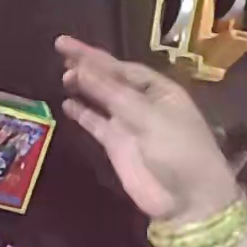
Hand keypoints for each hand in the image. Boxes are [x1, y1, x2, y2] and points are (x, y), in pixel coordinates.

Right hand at [56, 36, 241, 226]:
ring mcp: (128, 124)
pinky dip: (82, 113)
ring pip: (100, 98)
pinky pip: (95, 123)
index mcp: (159, 90)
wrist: (186, 200)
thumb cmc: (178, 150)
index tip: (68, 46)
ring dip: (83, 86)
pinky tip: (66, 103)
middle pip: (110, 78)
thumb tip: (80, 69)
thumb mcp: (148, 117)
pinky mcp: (116, 145)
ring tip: (62, 75)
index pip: (122, 67)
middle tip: (59, 48)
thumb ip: (111, 93)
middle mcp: (142, 102)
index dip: (95, 56)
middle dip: (87, 64)